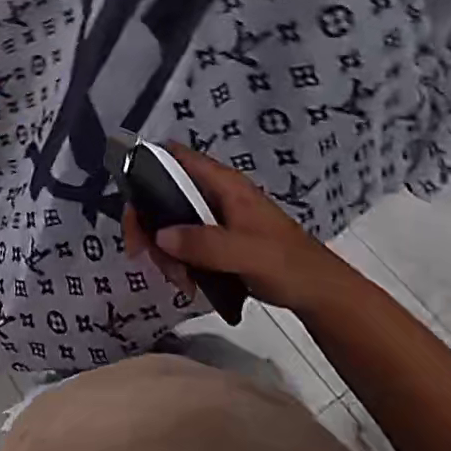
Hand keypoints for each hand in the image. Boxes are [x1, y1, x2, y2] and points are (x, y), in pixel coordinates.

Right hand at [124, 143, 344, 310]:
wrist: (318, 293)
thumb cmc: (288, 265)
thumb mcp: (247, 253)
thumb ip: (205, 243)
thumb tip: (160, 236)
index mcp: (223, 183)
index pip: (174, 157)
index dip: (145, 167)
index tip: (131, 203)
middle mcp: (214, 193)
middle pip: (162, 193)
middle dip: (149, 224)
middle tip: (144, 255)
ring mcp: (214, 217)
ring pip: (169, 221)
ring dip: (163, 251)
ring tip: (178, 280)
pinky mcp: (216, 239)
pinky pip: (182, 242)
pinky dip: (177, 261)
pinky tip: (186, 283)